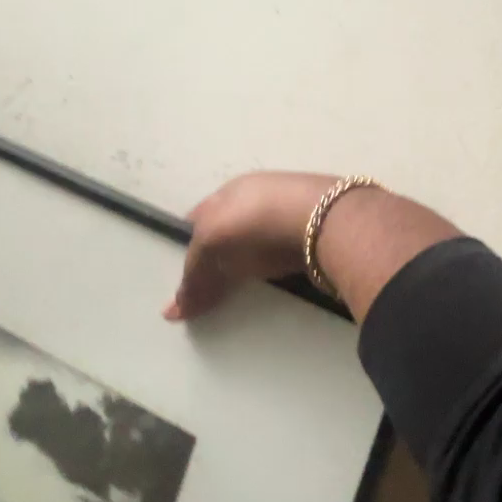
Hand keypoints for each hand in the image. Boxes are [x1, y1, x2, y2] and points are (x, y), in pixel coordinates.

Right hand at [163, 171, 337, 320]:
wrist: (328, 219)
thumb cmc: (258, 224)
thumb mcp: (213, 246)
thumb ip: (195, 277)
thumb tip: (173, 312)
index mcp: (233, 190)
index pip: (202, 215)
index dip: (192, 242)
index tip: (190, 270)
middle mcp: (264, 193)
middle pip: (236, 224)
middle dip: (228, 249)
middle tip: (220, 282)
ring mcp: (298, 209)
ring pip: (268, 235)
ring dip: (261, 255)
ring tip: (254, 283)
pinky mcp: (323, 229)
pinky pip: (295, 248)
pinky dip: (287, 261)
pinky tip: (287, 276)